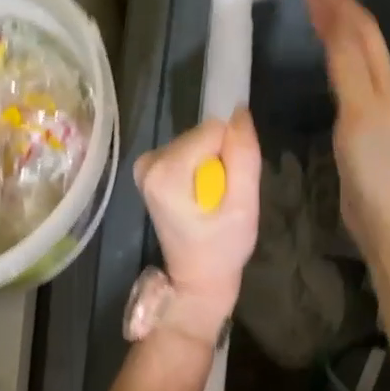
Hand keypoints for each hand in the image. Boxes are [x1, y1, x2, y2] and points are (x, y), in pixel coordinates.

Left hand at [133, 110, 261, 345]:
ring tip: (212, 202)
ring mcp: (145, 166)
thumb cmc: (223, 248)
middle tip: (222, 200)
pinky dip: (199, 170)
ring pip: (197, 142)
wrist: (197, 280)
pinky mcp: (149, 170)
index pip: (214, 131)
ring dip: (211, 167)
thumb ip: (243, 156)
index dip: (231, 156)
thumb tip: (239, 111)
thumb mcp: (244, 206)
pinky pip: (188, 151)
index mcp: (166, 171)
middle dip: (220, 162)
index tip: (230, 188)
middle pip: (203, 135)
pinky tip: (200, 198)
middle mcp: (149, 162)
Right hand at [303, 0, 389, 248]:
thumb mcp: (358, 111)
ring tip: (314, 15)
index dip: (339, 2)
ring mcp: (373, 104)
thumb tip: (335, 19)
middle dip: (337, 9)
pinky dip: (332, 55)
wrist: (384, 214)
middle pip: (361, 36)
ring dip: (336, 30)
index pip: (361, 28)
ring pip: (356, 53)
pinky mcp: (360, 123)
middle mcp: (381, 85)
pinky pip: (346, 74)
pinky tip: (323, 62)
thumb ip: (347, 67)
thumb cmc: (372, 165)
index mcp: (382, 79)